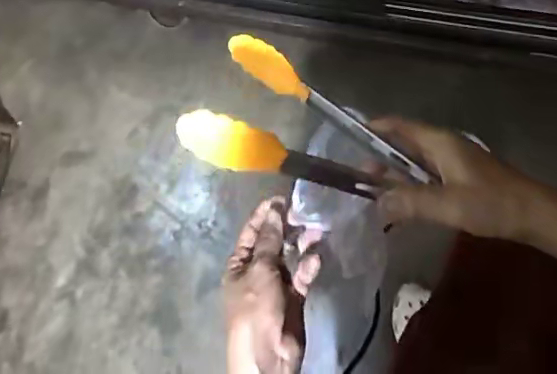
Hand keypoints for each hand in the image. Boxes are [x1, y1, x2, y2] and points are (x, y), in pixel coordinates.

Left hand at [223, 196, 321, 373]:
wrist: (267, 359)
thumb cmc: (255, 309)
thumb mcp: (260, 270)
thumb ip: (269, 240)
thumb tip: (274, 209)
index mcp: (239, 264)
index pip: (252, 231)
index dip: (265, 214)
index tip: (282, 198)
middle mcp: (257, 271)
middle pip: (273, 242)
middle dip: (287, 227)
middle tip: (304, 211)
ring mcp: (275, 285)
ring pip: (290, 257)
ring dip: (301, 243)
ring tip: (316, 229)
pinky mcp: (293, 299)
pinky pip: (301, 277)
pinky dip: (308, 267)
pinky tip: (316, 258)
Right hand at [370, 117, 554, 241]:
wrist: (538, 215)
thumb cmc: (493, 203)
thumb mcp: (449, 205)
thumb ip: (411, 202)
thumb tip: (375, 204)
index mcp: (438, 140)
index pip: (397, 125)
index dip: (373, 129)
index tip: (349, 139)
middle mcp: (443, 144)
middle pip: (404, 143)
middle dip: (381, 157)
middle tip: (358, 177)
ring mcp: (454, 160)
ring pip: (416, 161)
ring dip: (397, 173)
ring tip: (376, 192)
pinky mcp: (463, 177)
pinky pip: (429, 174)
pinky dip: (413, 183)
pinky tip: (407, 202)